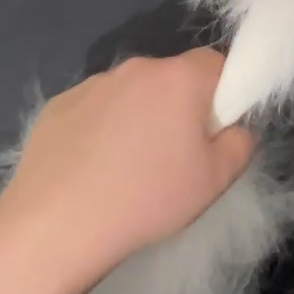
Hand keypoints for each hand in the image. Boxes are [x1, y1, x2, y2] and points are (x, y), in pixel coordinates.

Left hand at [0, 49, 254, 293]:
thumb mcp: (217, 181)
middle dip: (180, 106)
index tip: (213, 131)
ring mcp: (93, 84)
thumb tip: (234, 129)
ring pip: (132, 92)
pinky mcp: (57, 105)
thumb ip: (241, 143)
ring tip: (128, 168)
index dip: (222, 93)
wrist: (52, 229)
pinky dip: (101, 129)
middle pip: (173, 76)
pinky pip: (95, 109)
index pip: (217, 63)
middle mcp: (138, 68)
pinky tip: (92, 170)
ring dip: (139, 116)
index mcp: (181, 77)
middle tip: (174, 155)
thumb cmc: (146, 200)